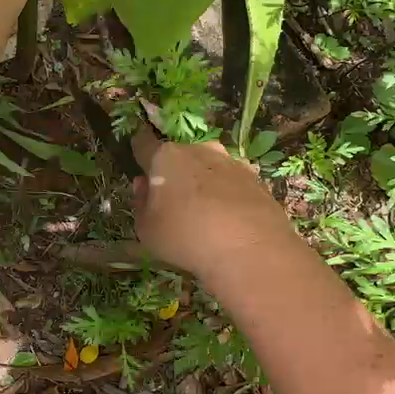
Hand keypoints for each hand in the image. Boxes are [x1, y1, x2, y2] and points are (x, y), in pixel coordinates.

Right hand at [131, 130, 297, 279]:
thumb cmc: (186, 236)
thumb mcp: (146, 229)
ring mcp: (230, 162)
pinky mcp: (255, 178)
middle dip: (173, 173)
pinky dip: (225, 195)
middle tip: (172, 201)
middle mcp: (198, 150)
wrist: (250, 249)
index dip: (138, 153)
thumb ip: (141, 203)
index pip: (143, 143)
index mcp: (165, 157)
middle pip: (178, 156)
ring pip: (207, 167)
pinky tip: (227, 219)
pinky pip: (230, 182)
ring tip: (203, 212)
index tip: (139, 166)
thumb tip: (144, 186)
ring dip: (201, 182)